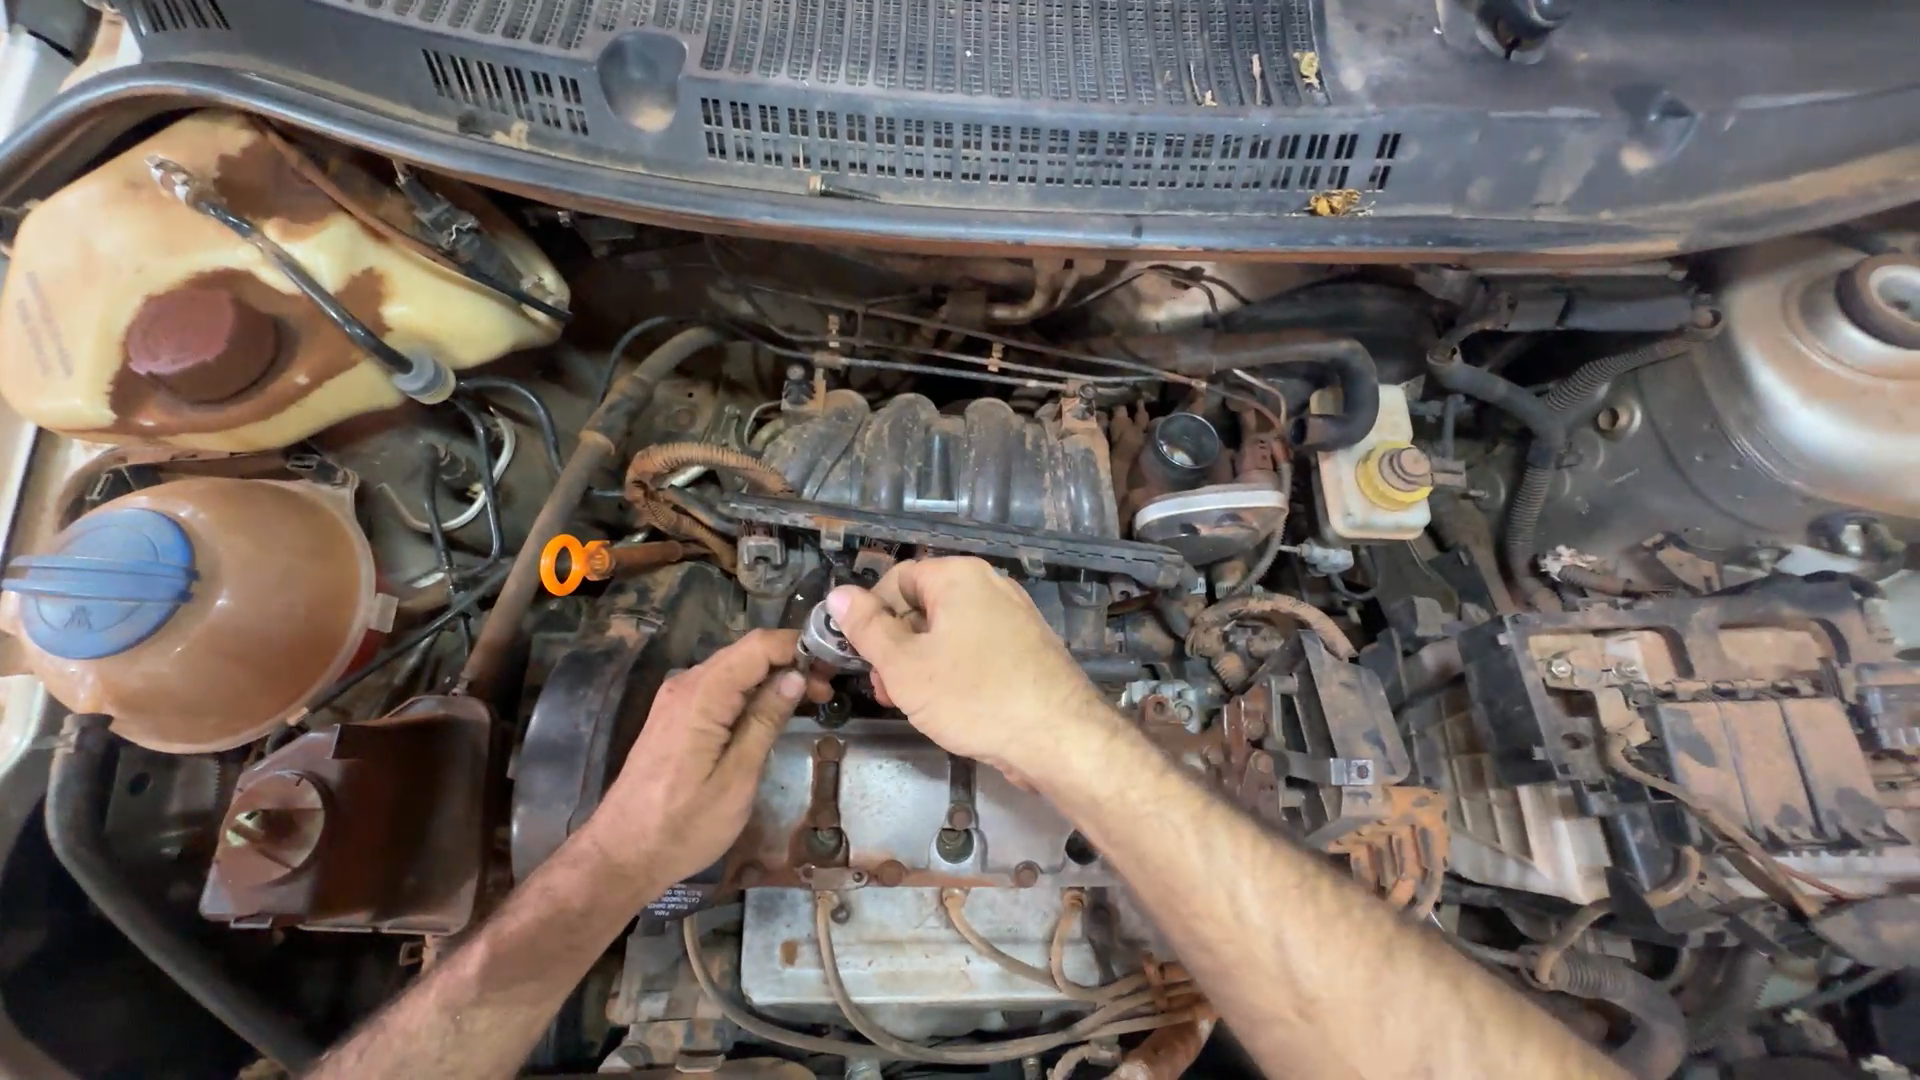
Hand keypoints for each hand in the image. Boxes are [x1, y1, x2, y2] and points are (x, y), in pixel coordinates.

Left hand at [578, 629, 824, 894]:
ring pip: (735, 668)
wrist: (620, 856)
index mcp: (702, 696)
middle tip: (826, 689)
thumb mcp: (736, 780)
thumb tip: (796, 677)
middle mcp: (686, 685)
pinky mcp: (675, 715)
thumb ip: (765, 722)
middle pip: (747, 652)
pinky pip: (720, 687)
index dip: (798, 647)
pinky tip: (772, 711)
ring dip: (773, 676)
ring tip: (809, 700)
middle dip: (790, 661)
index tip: (831, 668)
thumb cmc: (683, 826)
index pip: (758, 646)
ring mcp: (677, 699)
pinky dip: (751, 690)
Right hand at [825, 557, 1121, 781]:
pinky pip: (975, 651)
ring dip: (920, 664)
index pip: (897, 579)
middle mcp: (990, 587)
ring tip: (911, 704)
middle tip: (883, 686)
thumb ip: (867, 629)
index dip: (870, 614)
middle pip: (924, 606)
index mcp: (960, 577)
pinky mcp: (1026, 650)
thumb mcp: (905, 665)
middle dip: (895, 646)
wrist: (1058, 738)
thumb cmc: (973, 696)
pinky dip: (953, 672)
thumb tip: (839, 594)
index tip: (859, 653)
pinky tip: (947, 708)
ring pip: (948, 633)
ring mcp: (1013, 619)